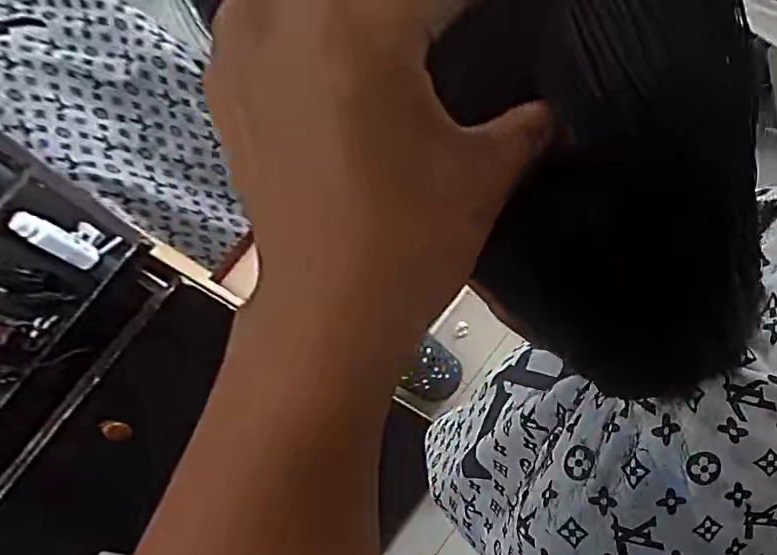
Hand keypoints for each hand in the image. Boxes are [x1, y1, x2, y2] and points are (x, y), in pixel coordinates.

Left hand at [204, 0, 553, 346]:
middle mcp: (285, 12)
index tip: (500, 29)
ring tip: (403, 59)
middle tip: (453, 40)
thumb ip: (524, 131)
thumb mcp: (484, 181)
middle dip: (419, 16)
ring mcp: (241, 37)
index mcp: (359, 33)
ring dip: (362, 21)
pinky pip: (269, 16)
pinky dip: (315, 32)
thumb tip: (552, 115)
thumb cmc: (414, 241)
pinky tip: (348, 75)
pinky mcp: (224, 73)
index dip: (471, 11)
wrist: (335, 303)